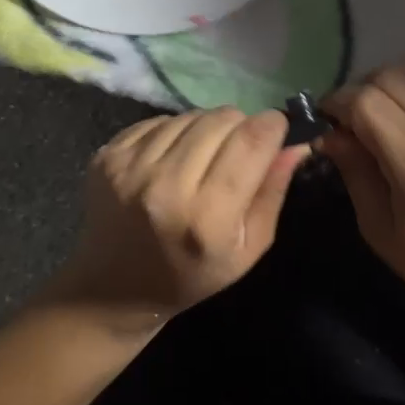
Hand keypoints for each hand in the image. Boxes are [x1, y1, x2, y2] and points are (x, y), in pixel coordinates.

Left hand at [58, 108, 303, 322]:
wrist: (113, 289)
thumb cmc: (192, 274)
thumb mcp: (248, 249)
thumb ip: (273, 192)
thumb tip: (296, 143)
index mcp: (208, 216)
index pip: (252, 140)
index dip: (273, 126)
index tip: (276, 133)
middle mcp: (166, 185)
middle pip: (224, 118)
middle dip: (241, 127)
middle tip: (237, 152)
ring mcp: (130, 167)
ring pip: (192, 114)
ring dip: (207, 129)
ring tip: (202, 159)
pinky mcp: (108, 154)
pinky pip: (160, 120)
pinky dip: (175, 132)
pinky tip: (173, 160)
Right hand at [321, 65, 404, 313]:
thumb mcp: (377, 226)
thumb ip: (354, 170)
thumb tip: (329, 133)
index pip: (368, 102)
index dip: (338, 103)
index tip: (325, 123)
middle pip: (390, 77)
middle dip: (359, 91)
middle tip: (348, 123)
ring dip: (386, 91)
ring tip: (376, 124)